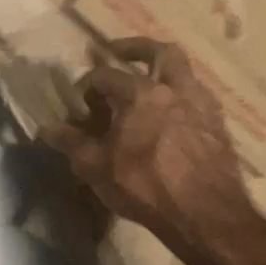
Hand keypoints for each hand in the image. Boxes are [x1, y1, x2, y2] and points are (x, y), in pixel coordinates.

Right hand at [43, 37, 265, 264]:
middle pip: (160, 52)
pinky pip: (197, 99)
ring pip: (184, 73)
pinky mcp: (218, 127)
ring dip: (161, 73)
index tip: (78, 104)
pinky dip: (178, 98)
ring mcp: (202, 107)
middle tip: (116, 53)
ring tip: (143, 89)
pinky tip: (166, 119)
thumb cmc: (145, 186)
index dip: (86, 85)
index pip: (106, 75)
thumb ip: (71, 142)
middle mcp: (176, 91)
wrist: (206, 216)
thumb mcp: (95, 167)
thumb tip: (47, 128)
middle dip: (135, 48)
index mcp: (142, 94)